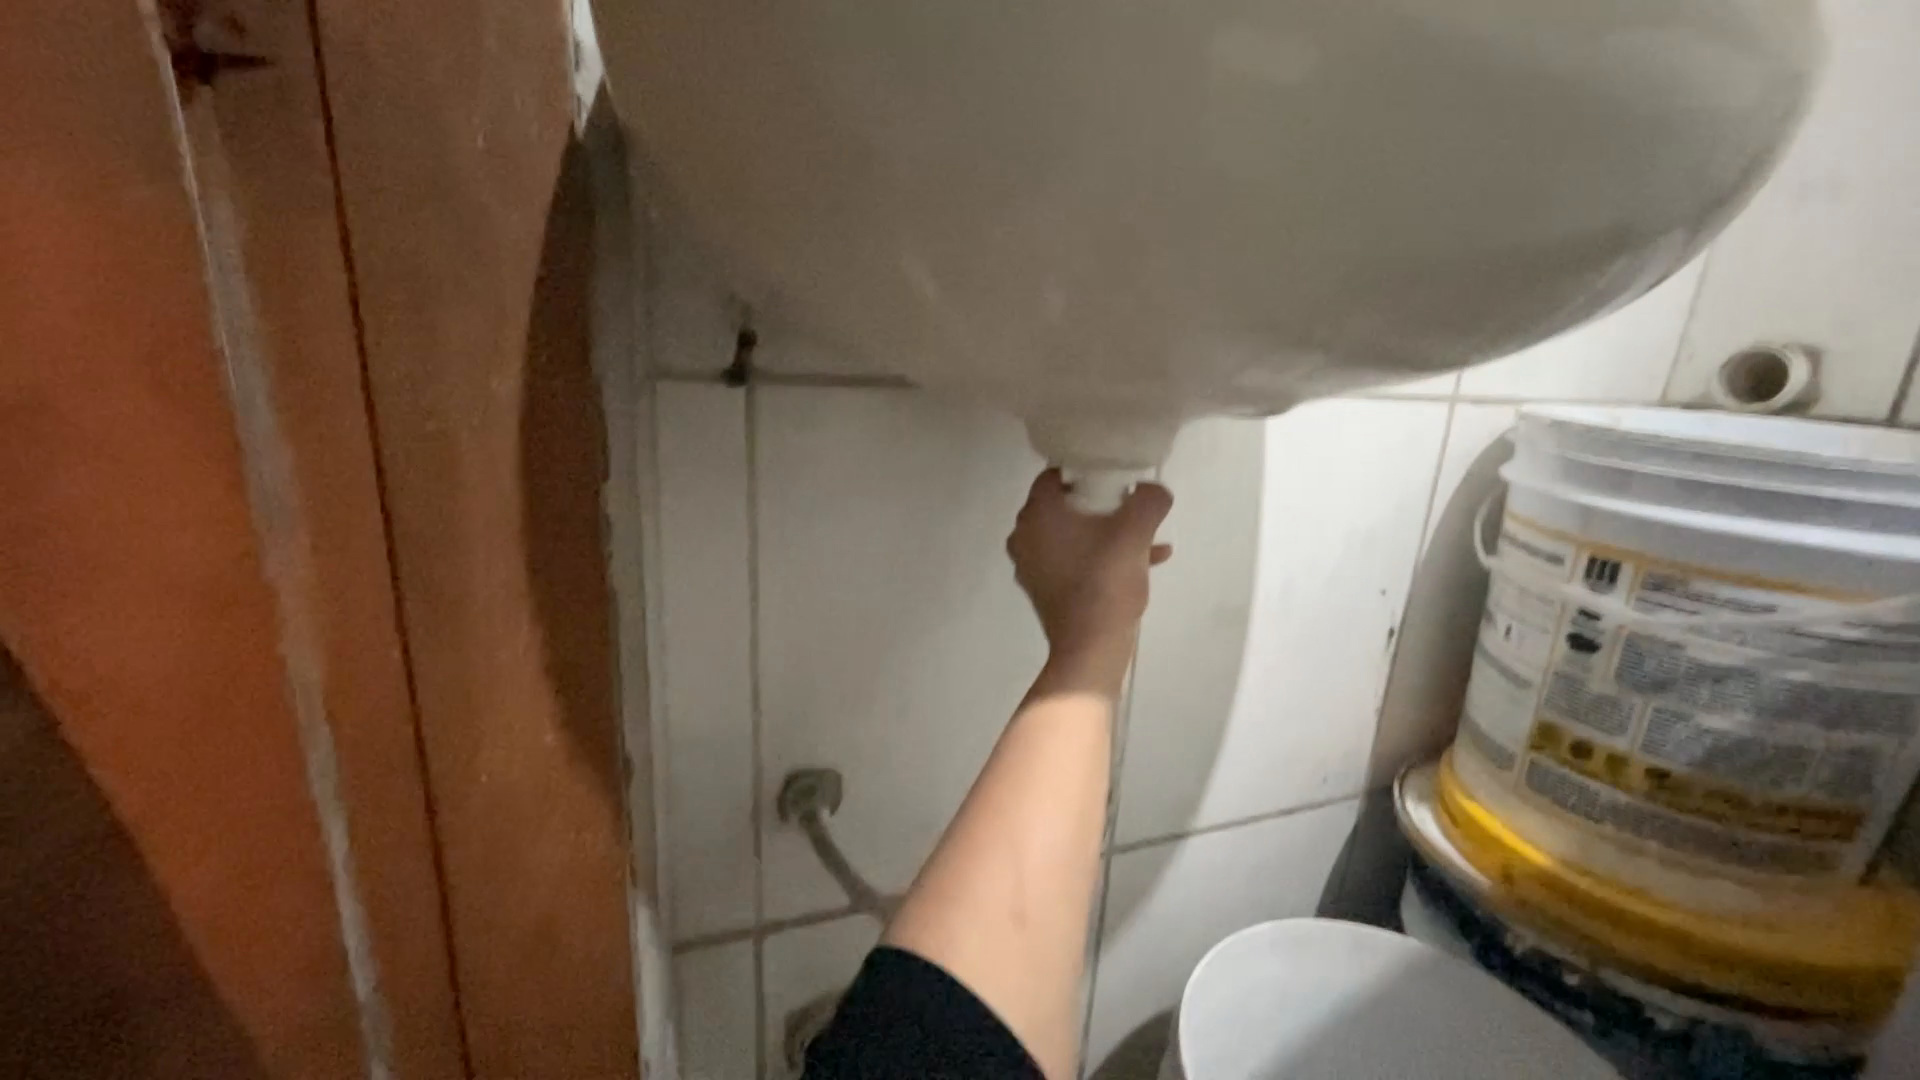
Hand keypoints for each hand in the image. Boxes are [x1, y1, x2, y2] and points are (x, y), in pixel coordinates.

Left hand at [1006, 470, 1172, 688]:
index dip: (1088, 473)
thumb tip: (1153, 491)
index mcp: (1037, 513)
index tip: (1116, 482)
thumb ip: (1148, 501)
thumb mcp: (1136, 532)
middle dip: (1101, 507)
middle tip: (1131, 512)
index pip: (1056, 475)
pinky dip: (1099, 557)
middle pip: (1065, 507)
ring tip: (1147, 541)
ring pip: (1073, 536)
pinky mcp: (1041, 589)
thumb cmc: (1106, 581)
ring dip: (1107, 534)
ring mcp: (1030, 565)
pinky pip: (1072, 561)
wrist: (1089, 646)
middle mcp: (1024, 535)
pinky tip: (1143, 564)